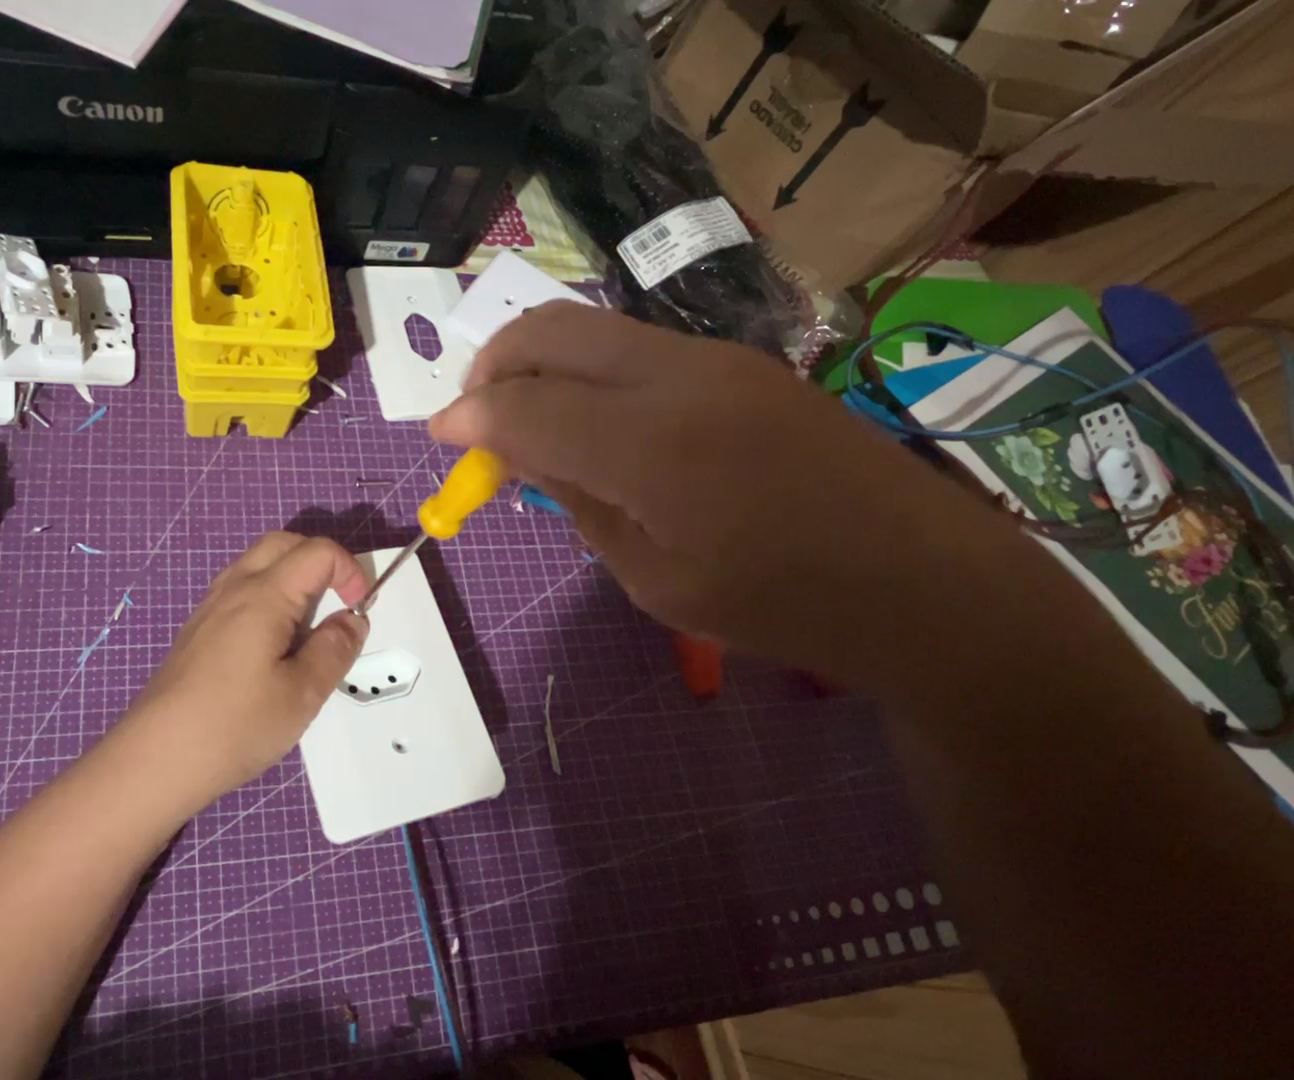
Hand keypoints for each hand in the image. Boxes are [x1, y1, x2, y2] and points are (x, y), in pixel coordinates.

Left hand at [116, 533, 369, 811]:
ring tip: (309, 627)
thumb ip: (334, 650)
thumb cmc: (234, 726)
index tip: (360, 610)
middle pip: (282, 544)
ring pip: (257, 565)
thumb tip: (352, 620)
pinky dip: (269, 597)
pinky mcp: (198, 631)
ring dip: (293, 578)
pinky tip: (274, 646)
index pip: (317, 552)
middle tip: (340, 603)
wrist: (156, 758)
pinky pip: (240, 591)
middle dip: (321, 561)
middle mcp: (233, 589)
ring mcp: (210, 609)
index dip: (350, 571)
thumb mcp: (302, 694)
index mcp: (263, 595)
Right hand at [428, 302, 1033, 680]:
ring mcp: (716, 359)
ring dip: (540, 361)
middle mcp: (678, 377)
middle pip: (550, 331)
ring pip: (593, 328)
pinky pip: (635, 346)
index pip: (524, 404)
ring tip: (526, 418)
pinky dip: (588, 370)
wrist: (924, 580)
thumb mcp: (654, 578)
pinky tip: (591, 420)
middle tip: (474, 415)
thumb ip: (580, 502)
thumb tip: (524, 452)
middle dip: (493, 365)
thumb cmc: (781, 604)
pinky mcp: (741, 363)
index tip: (439, 437)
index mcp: (651, 445)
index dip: (469, 418)